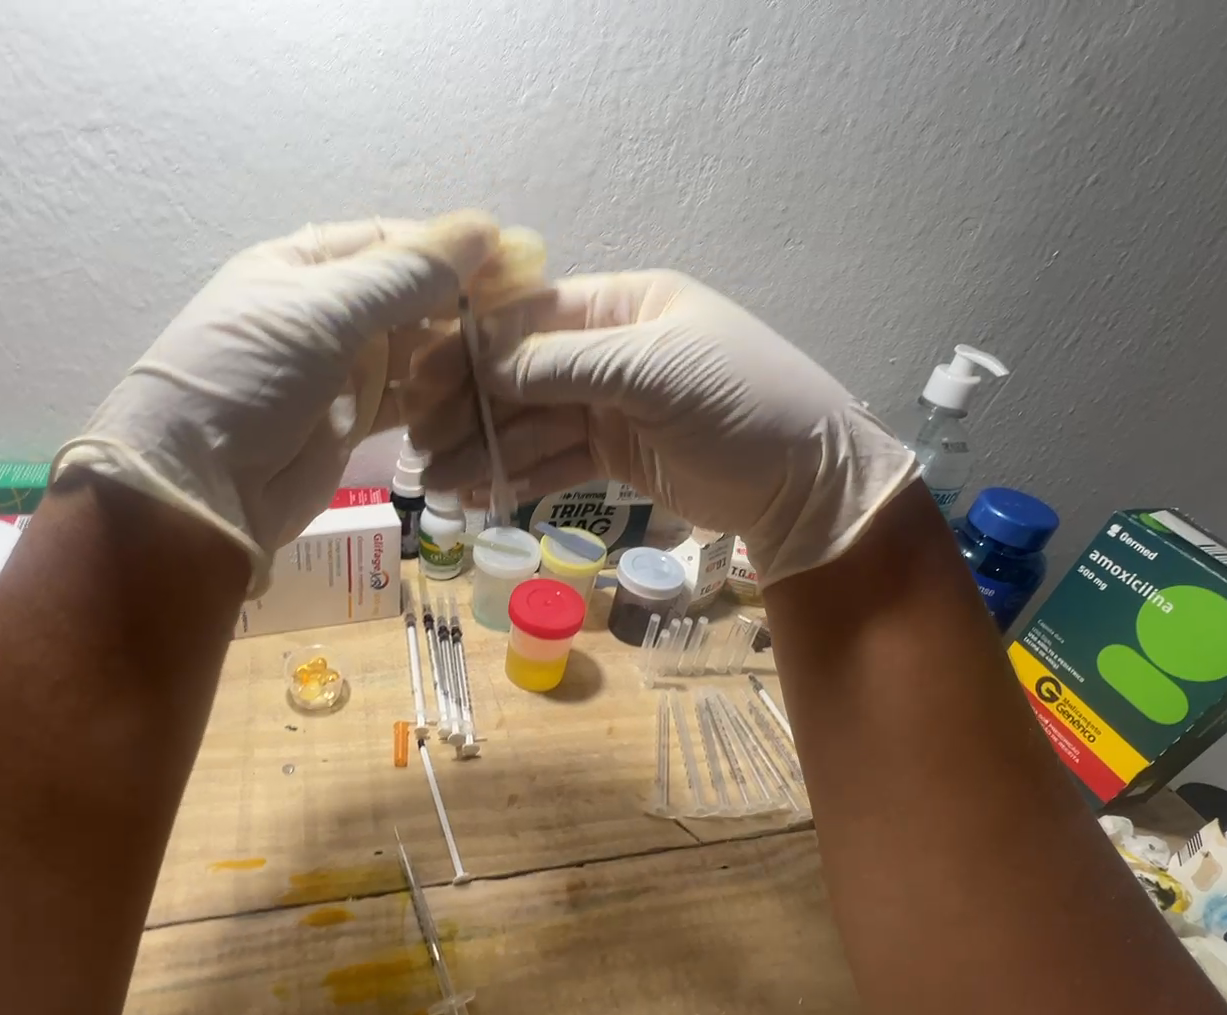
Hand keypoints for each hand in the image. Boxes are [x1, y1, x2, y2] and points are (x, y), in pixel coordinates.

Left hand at [56, 212, 499, 595]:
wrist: (203, 489)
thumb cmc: (252, 378)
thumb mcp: (325, 310)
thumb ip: (407, 274)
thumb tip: (486, 228)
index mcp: (303, 266)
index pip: (391, 243)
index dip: (450, 250)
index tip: (515, 262)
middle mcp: (322, 313)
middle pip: (407, 297)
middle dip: (460, 305)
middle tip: (523, 319)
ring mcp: (338, 371)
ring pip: (413, 351)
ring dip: (454, 355)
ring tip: (507, 361)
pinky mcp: (352, 422)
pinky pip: (408, 399)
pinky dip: (438, 397)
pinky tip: (475, 397)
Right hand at [403, 270, 917, 586]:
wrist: (805, 482)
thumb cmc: (741, 403)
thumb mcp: (655, 369)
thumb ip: (566, 363)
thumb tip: (485, 364)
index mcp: (622, 306)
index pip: (531, 318)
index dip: (474, 349)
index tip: (423, 381)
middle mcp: (610, 350)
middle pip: (522, 375)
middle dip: (471, 410)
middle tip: (421, 446)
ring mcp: (611, 405)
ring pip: (532, 424)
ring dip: (485, 452)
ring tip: (438, 484)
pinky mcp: (615, 453)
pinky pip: (554, 461)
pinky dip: (518, 478)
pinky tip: (478, 496)